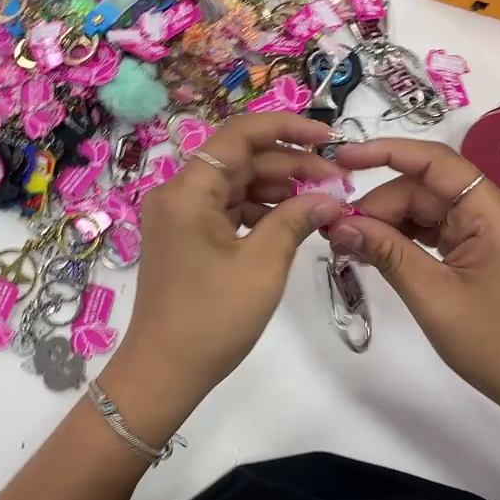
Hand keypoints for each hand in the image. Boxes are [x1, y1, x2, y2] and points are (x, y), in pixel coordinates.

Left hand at [100, 114, 345, 432]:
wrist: (163, 371)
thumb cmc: (213, 318)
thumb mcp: (263, 265)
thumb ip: (296, 219)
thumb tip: (330, 197)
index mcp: (188, 189)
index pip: (239, 135)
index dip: (286, 128)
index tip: (328, 137)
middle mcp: (177, 193)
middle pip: (239, 159)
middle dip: (289, 164)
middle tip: (336, 182)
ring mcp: (178, 215)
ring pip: (234, 183)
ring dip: (276, 188)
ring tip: (321, 202)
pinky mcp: (184, 236)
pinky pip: (225, 207)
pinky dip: (258, 210)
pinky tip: (291, 219)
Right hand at [327, 138, 499, 424]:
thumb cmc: (495, 345)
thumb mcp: (432, 297)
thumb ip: (385, 251)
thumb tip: (338, 223)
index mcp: (498, 213)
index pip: (436, 162)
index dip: (386, 152)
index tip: (341, 158)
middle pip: (427, 187)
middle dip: (380, 204)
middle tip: (337, 229)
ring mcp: (495, 226)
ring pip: (428, 206)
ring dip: (389, 221)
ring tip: (349, 242)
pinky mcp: (487, 243)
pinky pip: (439, 226)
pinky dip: (406, 236)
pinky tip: (375, 250)